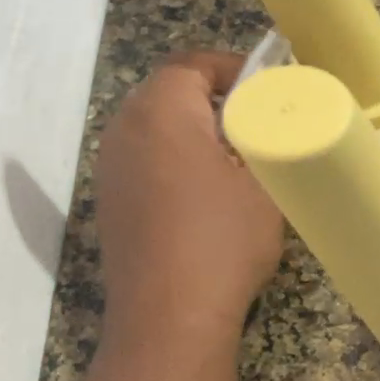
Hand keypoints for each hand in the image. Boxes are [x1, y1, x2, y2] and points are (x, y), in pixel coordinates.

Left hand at [95, 52, 285, 347]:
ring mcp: (111, 170)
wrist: (169, 316)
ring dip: (195, 141)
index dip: (234, 69)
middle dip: (215, 105)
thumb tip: (261, 129)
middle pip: (171, 96)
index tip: (268, 87)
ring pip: (157, 135)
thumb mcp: (264, 189)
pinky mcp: (112, 206)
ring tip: (238, 169)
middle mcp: (124, 129)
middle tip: (258, 128)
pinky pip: (147, 169)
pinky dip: (177, 171)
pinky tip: (207, 205)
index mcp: (161, 110)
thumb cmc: (222, 242)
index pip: (193, 64)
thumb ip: (265, 145)